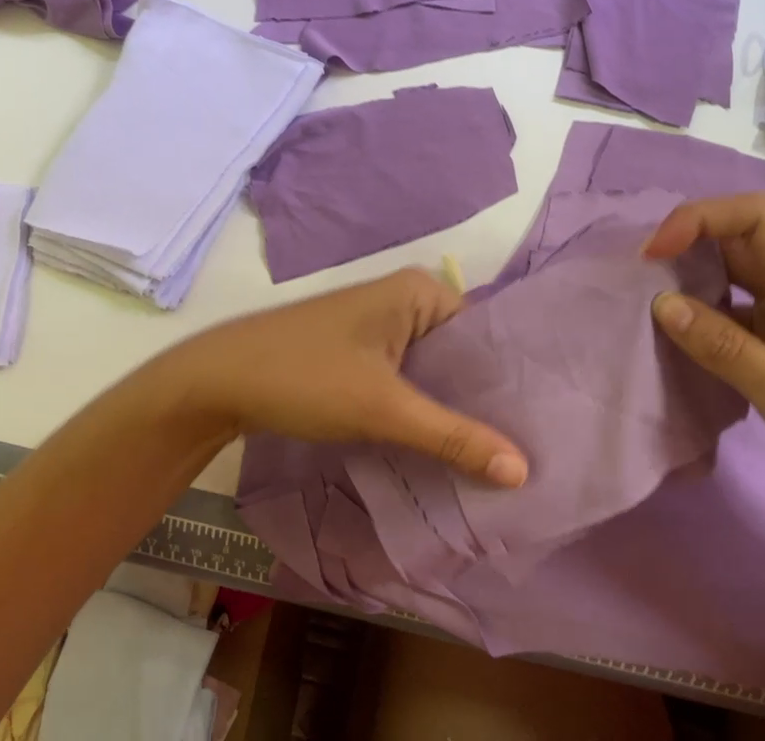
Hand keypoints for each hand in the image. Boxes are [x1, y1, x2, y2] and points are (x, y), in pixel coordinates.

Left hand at [135, 269, 528, 487]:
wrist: (216, 382)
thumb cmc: (304, 377)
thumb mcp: (383, 409)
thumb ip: (453, 437)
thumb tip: (523, 471)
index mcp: (420, 292)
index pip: (488, 336)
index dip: (514, 383)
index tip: (548, 429)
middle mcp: (406, 301)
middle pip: (463, 357)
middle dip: (486, 404)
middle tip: (530, 455)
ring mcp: (382, 328)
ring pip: (436, 374)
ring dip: (455, 413)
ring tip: (500, 461)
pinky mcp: (362, 354)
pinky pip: (410, 382)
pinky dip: (425, 412)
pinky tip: (446, 450)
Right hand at [644, 193, 764, 565]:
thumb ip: (731, 352)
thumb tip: (662, 303)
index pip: (757, 221)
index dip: (701, 219)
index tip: (651, 256)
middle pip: (742, 243)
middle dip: (685, 247)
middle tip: (632, 283)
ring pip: (734, 283)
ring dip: (688, 285)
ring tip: (640, 310)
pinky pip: (734, 324)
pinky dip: (699, 325)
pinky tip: (670, 346)